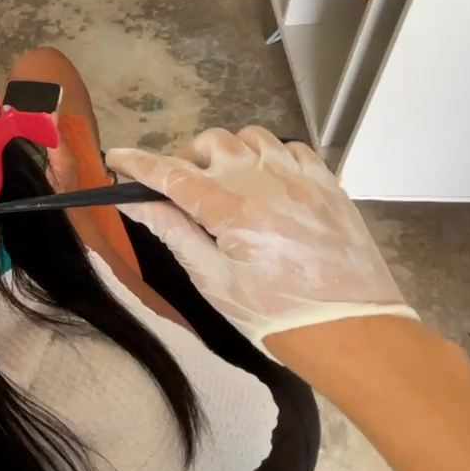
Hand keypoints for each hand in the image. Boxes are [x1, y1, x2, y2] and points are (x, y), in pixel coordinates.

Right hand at [106, 127, 417, 355]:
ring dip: (228, 152)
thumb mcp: (212, 279)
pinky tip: (266, 183)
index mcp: (231, 209)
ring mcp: (300, 177)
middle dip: (186, 159)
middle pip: (210, 143)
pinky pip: (291, 147)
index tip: (115, 157)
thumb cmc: (273, 314)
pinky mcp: (327, 183)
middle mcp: (263, 181)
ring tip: (226, 182)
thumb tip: (135, 202)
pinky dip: (269, 156)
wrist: (353, 333)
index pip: (171, 173)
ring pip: (250, 137)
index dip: (138, 162)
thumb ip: (173, 231)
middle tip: (183, 190)